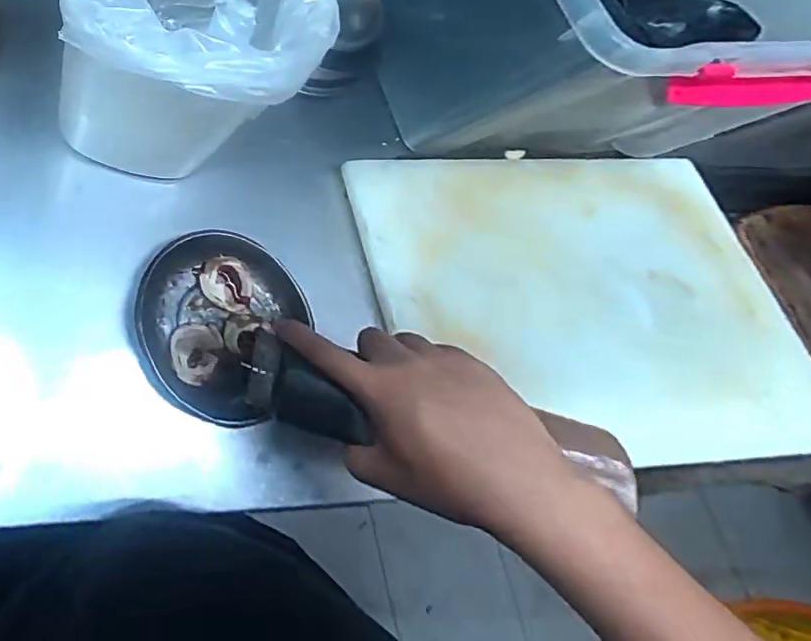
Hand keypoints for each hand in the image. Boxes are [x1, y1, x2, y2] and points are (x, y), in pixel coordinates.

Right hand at [277, 321, 596, 541]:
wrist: (528, 486)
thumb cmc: (452, 484)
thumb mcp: (392, 480)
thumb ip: (357, 455)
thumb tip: (352, 443)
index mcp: (378, 389)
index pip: (326, 354)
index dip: (300, 338)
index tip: (283, 325)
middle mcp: (404, 364)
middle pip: (369, 338)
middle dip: (365, 357)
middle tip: (379, 387)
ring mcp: (442, 359)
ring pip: (405, 341)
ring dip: (400, 358)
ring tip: (418, 389)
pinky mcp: (474, 363)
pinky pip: (440, 351)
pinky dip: (435, 366)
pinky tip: (453, 396)